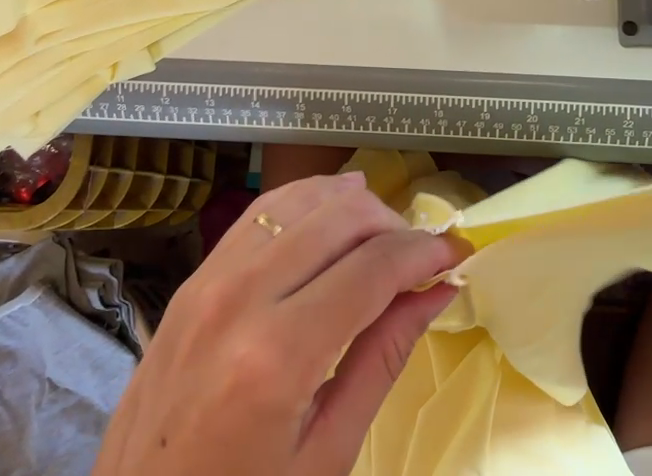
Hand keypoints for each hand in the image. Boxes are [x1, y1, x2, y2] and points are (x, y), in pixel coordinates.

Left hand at [95, 171, 463, 475]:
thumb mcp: (327, 451)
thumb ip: (384, 358)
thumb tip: (438, 291)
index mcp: (278, 355)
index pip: (373, 267)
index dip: (426, 252)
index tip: (457, 255)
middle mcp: (240, 297)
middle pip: (340, 218)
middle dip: (396, 225)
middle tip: (423, 256)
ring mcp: (209, 280)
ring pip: (300, 201)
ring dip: (353, 206)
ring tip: (386, 233)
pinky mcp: (193, 278)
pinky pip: (260, 214)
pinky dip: (306, 203)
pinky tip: (332, 212)